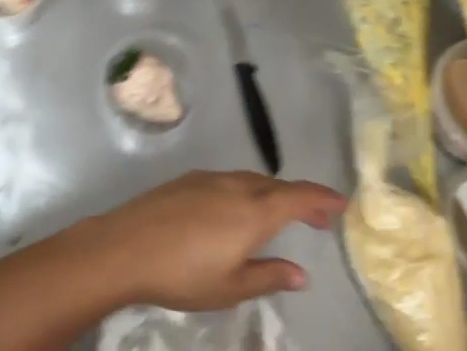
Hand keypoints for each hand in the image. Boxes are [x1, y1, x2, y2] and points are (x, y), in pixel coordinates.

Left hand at [79, 170, 347, 311]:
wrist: (124, 246)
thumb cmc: (182, 274)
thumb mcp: (230, 287)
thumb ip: (269, 277)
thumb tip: (302, 274)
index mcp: (253, 212)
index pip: (298, 197)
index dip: (322, 198)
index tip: (342, 202)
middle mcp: (236, 186)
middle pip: (277, 186)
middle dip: (301, 199)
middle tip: (317, 219)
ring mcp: (210, 179)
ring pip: (252, 180)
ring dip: (273, 194)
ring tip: (279, 216)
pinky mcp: (188, 179)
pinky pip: (230, 180)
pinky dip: (247, 191)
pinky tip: (237, 210)